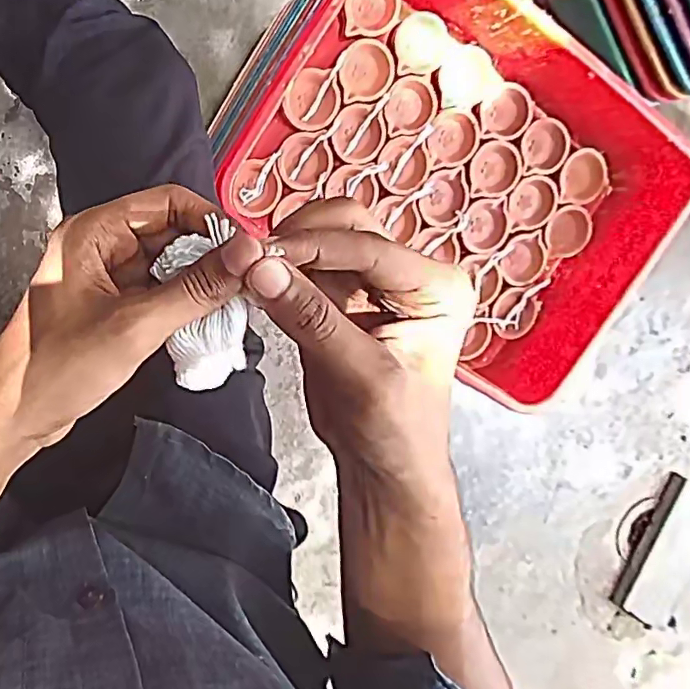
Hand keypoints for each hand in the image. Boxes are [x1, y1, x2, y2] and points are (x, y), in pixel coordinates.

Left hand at [0, 185, 248, 450]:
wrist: (16, 413)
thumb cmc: (52, 368)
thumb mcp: (134, 326)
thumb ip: (193, 290)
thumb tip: (240, 258)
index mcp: (91, 233)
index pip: (165, 201)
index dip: (209, 219)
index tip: (243, 246)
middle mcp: (97, 246)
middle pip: (169, 230)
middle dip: (208, 252)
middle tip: (244, 277)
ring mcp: (104, 275)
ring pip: (166, 261)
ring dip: (198, 278)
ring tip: (229, 299)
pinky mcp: (111, 302)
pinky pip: (157, 287)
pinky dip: (182, 298)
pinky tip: (204, 316)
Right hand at [237, 200, 474, 480]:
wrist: (384, 465)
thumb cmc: (395, 431)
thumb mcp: (358, 375)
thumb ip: (311, 317)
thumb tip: (263, 267)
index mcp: (436, 287)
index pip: (366, 246)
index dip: (311, 246)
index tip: (262, 255)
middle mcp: (409, 274)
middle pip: (347, 223)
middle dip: (299, 237)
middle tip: (257, 259)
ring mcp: (373, 282)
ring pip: (322, 236)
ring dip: (285, 249)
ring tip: (253, 271)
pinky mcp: (341, 295)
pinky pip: (305, 266)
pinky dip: (279, 270)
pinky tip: (259, 283)